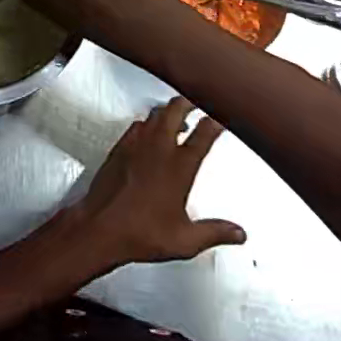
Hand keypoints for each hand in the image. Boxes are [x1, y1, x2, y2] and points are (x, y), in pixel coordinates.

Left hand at [74, 98, 244, 265]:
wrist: (100, 225)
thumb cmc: (143, 233)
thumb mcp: (186, 240)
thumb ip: (215, 232)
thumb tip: (240, 233)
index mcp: (178, 168)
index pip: (202, 137)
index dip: (214, 122)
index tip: (223, 115)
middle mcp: (156, 149)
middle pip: (173, 112)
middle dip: (187, 102)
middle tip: (197, 100)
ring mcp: (134, 145)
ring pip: (153, 116)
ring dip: (167, 111)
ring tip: (178, 116)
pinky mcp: (118, 148)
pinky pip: (135, 126)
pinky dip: (148, 122)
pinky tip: (150, 131)